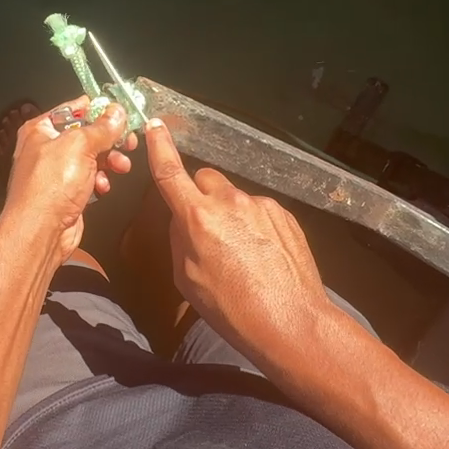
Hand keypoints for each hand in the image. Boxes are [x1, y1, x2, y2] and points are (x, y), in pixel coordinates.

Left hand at [2, 98, 134, 264]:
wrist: (41, 232)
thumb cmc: (48, 187)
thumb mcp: (80, 146)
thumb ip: (102, 127)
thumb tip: (116, 112)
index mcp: (41, 129)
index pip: (73, 109)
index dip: (97, 109)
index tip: (120, 111)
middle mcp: (46, 148)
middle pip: (85, 134)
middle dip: (109, 138)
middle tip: (128, 140)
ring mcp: (56, 172)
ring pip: (91, 157)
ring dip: (109, 160)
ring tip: (121, 165)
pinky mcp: (66, 192)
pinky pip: (89, 178)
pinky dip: (100, 180)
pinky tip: (103, 186)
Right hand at [144, 118, 333, 368]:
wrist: (294, 323)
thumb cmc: (232, 309)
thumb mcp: (187, 279)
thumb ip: (180, 239)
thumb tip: (183, 220)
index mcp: (197, 216)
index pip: (170, 172)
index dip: (159, 147)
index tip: (154, 125)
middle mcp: (228, 201)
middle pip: (205, 178)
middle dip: (200, 195)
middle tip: (206, 228)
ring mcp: (260, 204)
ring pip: (234, 197)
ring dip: (230, 214)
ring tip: (243, 253)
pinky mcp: (284, 214)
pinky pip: (259, 210)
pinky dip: (255, 225)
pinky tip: (263, 256)